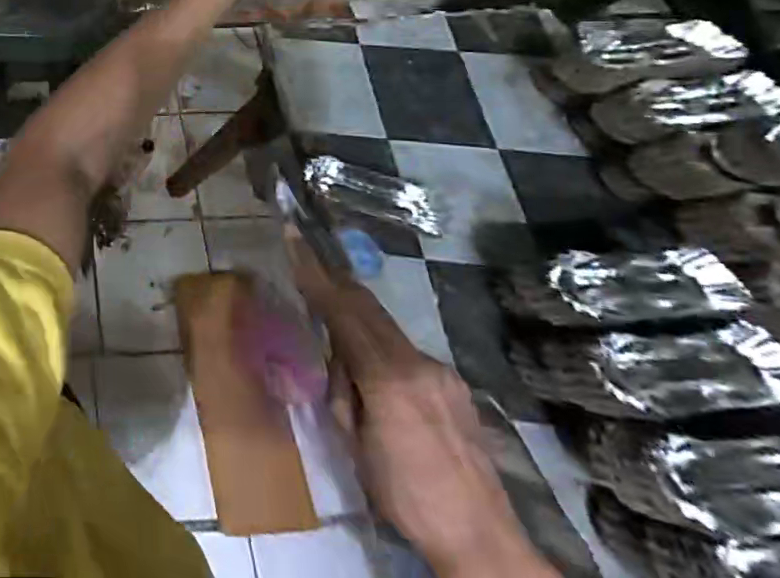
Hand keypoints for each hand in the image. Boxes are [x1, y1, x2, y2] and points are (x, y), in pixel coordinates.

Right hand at [288, 231, 555, 577]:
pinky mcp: (455, 385)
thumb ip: (344, 393)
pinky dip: (382, 351)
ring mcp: (442, 372)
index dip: (316, 275)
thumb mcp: (356, 447)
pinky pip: (407, 353)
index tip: (296, 240)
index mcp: (388, 377)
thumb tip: (338, 361)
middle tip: (309, 263)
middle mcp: (418, 362)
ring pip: (388, 330)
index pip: (344, 312)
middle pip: (369, 308)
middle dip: (336, 285)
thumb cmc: (406, 498)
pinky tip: (378, 383)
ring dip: (359, 325)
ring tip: (342, 359)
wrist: (482, 539)